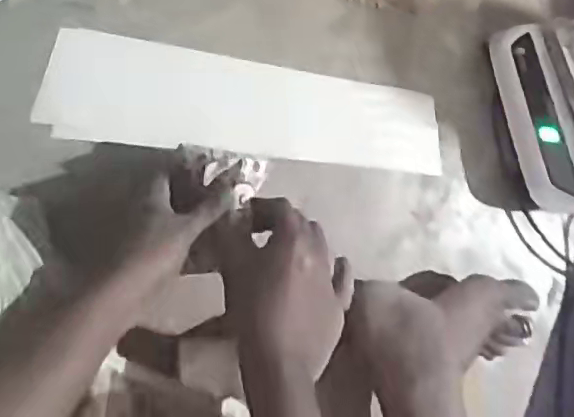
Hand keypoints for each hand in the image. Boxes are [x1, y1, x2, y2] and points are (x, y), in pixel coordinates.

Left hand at [117, 170, 236, 289]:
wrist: (122, 296)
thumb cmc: (153, 253)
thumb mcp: (186, 229)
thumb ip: (208, 209)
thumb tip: (231, 187)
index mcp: (152, 195)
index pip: (169, 170)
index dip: (188, 167)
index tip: (211, 167)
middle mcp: (145, 209)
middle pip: (171, 195)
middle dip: (194, 193)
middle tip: (220, 194)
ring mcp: (144, 234)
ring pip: (172, 219)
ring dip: (191, 218)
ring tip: (217, 220)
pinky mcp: (145, 257)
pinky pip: (171, 242)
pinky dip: (186, 242)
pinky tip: (205, 250)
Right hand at [218, 198, 354, 381]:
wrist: (280, 366)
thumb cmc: (253, 312)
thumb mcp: (234, 268)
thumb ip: (233, 234)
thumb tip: (232, 215)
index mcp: (293, 237)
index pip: (280, 207)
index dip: (262, 208)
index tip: (246, 219)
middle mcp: (318, 250)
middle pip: (302, 223)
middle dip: (282, 224)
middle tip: (262, 236)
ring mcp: (332, 278)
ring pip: (323, 245)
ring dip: (305, 243)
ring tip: (287, 257)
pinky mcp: (340, 305)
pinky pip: (342, 276)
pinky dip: (333, 268)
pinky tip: (327, 270)